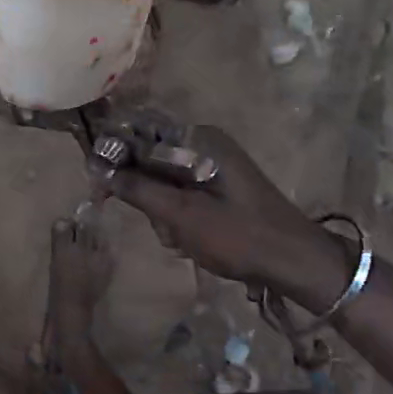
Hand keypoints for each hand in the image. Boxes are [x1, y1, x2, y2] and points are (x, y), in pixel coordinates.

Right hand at [101, 125, 318, 286]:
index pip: (138, 130)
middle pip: (147, 156)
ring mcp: (212, 165)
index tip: (97, 186)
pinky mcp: (217, 186)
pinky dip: (177, 216)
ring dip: (160, 211)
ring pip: (161, 180)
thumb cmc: (238, 235)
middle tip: (156, 224)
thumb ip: (137, 188)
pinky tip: (188, 240)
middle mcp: (203, 143)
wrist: (295, 263)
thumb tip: (98, 168)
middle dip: (142, 192)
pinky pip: (180, 193)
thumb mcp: (181, 214)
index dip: (112, 154)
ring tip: (178, 238)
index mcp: (197, 138)